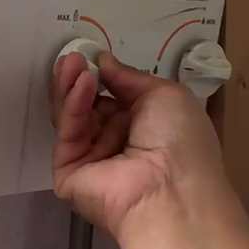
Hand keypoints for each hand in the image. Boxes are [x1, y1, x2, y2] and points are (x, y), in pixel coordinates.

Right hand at [49, 50, 229, 237]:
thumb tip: (103, 61)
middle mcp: (116, 143)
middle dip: (78, 80)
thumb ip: (129, 77)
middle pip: (87, 107)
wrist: (171, 192)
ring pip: (73, 118)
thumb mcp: (165, 95)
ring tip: (71, 63)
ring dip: (71, 88)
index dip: (100, 77)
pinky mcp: (67, 173)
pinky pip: (68, 134)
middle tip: (71, 57)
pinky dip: (73, 107)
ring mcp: (90, 159)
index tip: (88, 55)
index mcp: (142, 128)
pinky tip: (81, 85)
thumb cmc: (181, 142)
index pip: (111, 98)